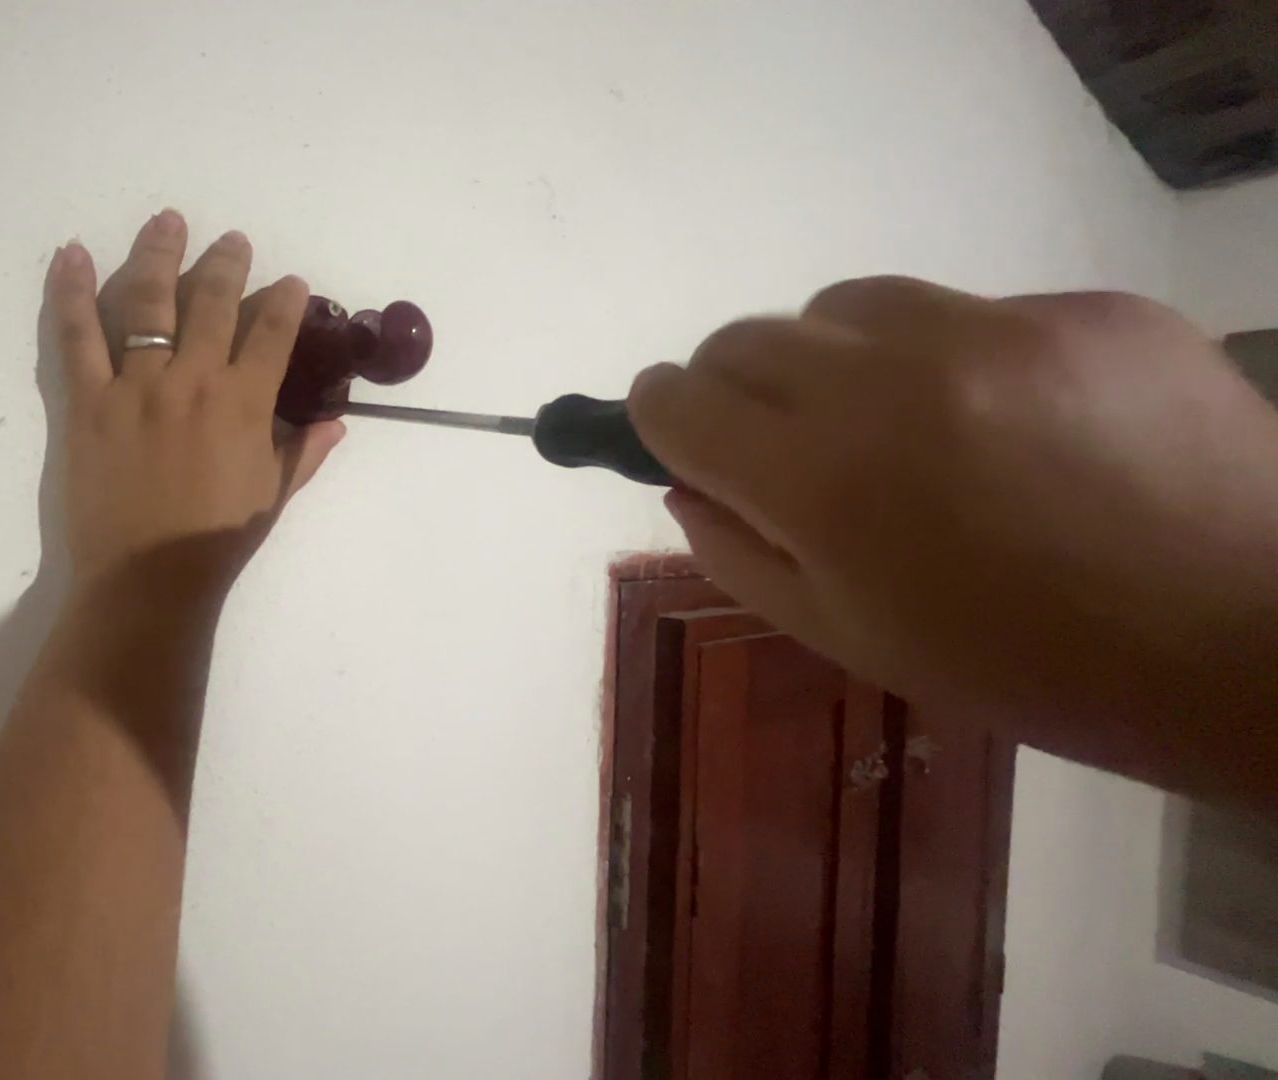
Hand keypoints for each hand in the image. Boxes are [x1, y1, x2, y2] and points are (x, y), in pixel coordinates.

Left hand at [43, 211, 345, 602]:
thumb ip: (305, 454)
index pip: (273, 334)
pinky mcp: (87, 400)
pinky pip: (76, 335)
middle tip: (234, 241)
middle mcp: (193, 380)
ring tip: (168, 221)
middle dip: (228, 263)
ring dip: (160, 253)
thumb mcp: (273, 497)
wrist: (148, 577)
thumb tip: (336, 423)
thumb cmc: (217, 541)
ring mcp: (136, 385)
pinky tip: (71, 253)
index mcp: (244, 404)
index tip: (291, 282)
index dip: (286, 302)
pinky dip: (71, 291)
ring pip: (148, 301)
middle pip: (214, 302)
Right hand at [628, 277, 1277, 731]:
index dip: (657, 413)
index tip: (670, 431)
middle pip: (742, 338)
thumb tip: (685, 483)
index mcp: (820, 480)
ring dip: (825, 357)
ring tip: (881, 419)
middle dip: (728, 385)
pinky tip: (997, 420)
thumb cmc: (1014, 662)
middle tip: (772, 439)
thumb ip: (730, 550)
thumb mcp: (835, 631)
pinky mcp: (1085, 310)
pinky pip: (958, 310)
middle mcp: (891, 384)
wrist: (1258, 642)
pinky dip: (938, 357)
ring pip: (840, 304)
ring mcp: (996, 332)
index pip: (678, 400)